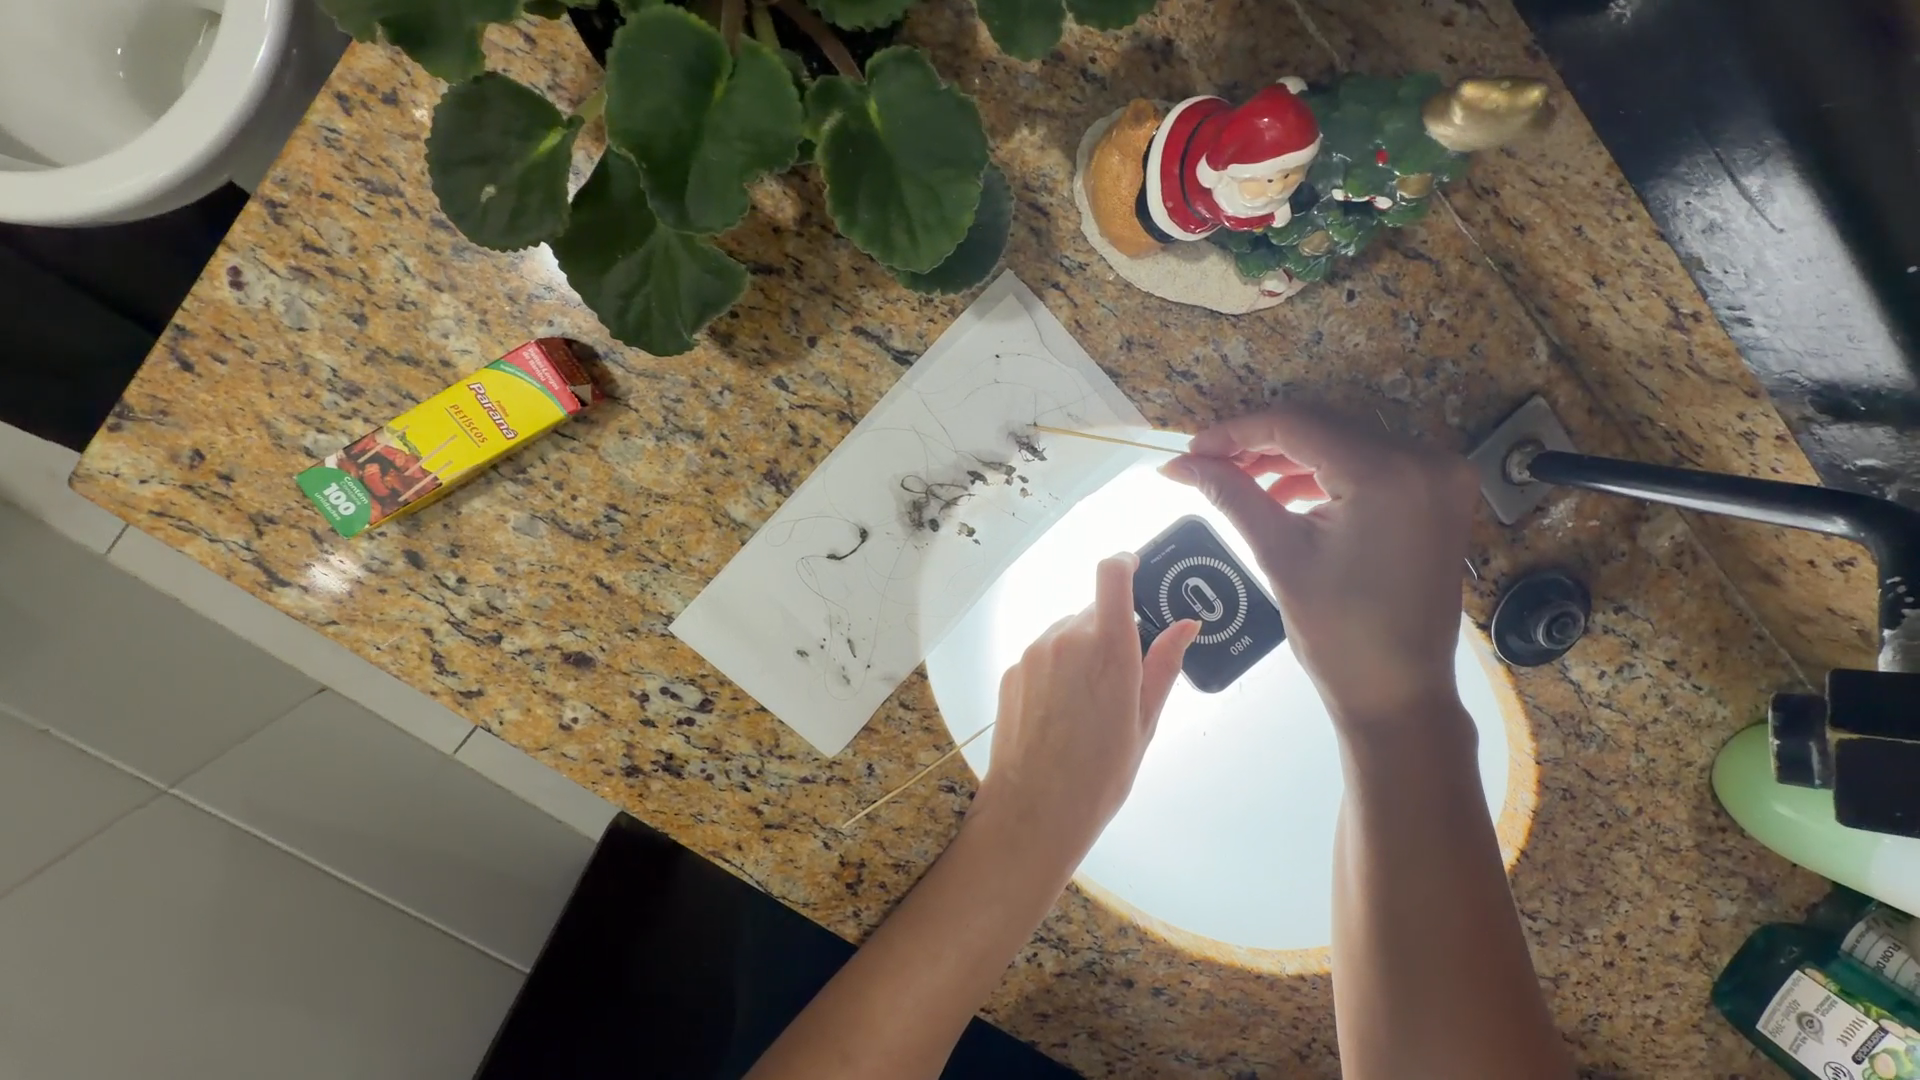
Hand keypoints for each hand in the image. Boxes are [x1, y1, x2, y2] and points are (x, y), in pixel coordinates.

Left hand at [973, 554, 1198, 863]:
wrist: (1033, 810)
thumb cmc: (1100, 774)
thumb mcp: (1144, 721)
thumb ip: (1162, 665)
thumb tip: (1186, 624)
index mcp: (1108, 648)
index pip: (1112, 575)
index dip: (1125, 563)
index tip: (1135, 567)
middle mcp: (1066, 639)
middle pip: (1093, 611)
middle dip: (1111, 629)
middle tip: (1123, 674)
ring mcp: (1033, 653)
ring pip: (1067, 633)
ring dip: (1082, 650)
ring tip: (1089, 703)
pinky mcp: (1012, 670)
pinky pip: (1043, 655)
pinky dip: (1057, 668)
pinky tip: (1061, 711)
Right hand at [1161, 406, 1477, 728]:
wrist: (1399, 689)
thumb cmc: (1339, 632)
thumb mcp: (1278, 554)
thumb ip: (1230, 494)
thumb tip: (1178, 465)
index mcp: (1387, 472)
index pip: (1296, 423)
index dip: (1234, 432)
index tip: (1191, 452)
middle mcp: (1424, 459)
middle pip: (1321, 427)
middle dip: (1257, 443)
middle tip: (1206, 466)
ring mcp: (1437, 476)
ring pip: (1342, 443)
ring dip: (1287, 457)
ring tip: (1236, 479)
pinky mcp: (1435, 494)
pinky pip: (1366, 464)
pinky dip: (1321, 474)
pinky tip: (1282, 493)